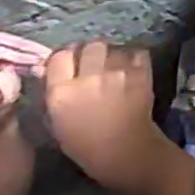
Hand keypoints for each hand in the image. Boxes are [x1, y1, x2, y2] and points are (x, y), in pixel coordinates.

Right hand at [44, 42, 170, 192]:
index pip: (60, 56)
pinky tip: (130, 68)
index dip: (65, 57)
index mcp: (62, 91)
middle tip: (93, 62)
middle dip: (91, 52)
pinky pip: (137, 52)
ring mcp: (119, 72)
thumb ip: (55, 92)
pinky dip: (133, 57)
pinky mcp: (142, 72)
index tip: (69, 62)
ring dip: (113, 55)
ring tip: (113, 67)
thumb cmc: (84, 142)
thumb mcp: (56, 119)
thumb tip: (52, 69)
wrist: (124, 148)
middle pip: (91, 45)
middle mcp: (90, 77)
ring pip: (115, 48)